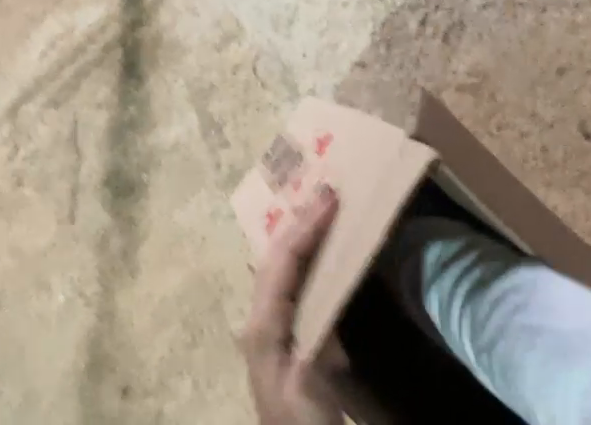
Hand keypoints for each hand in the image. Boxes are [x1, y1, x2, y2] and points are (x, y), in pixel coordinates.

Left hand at [243, 186, 343, 424]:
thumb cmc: (302, 422)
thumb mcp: (307, 395)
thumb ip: (309, 357)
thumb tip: (317, 319)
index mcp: (263, 327)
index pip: (283, 263)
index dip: (306, 227)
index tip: (332, 197)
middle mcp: (259, 319)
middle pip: (276, 257)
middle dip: (300, 220)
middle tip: (329, 190)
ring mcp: (267, 326)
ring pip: (280, 266)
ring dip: (301, 233)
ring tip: (324, 207)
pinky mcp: (281, 335)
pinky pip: (290, 281)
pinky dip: (304, 255)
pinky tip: (318, 248)